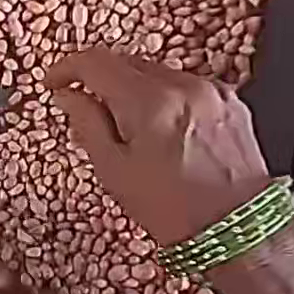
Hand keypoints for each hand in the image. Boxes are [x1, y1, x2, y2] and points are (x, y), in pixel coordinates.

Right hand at [44, 47, 271, 245]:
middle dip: (100, 80)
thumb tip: (68, 96)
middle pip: (126, 62)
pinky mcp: (229, 101)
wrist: (239, 231)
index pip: (96, 62)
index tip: (55, 82)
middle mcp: (183, 86)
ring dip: (132, 90)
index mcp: (149, 103)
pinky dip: (164, 98)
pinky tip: (163, 132)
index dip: (67, 68)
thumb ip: (87, 124)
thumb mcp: (114, 172)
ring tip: (130, 131)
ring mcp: (210, 90)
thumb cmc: (173, 210)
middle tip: (87, 111)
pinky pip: (184, 85)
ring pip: (156, 73)